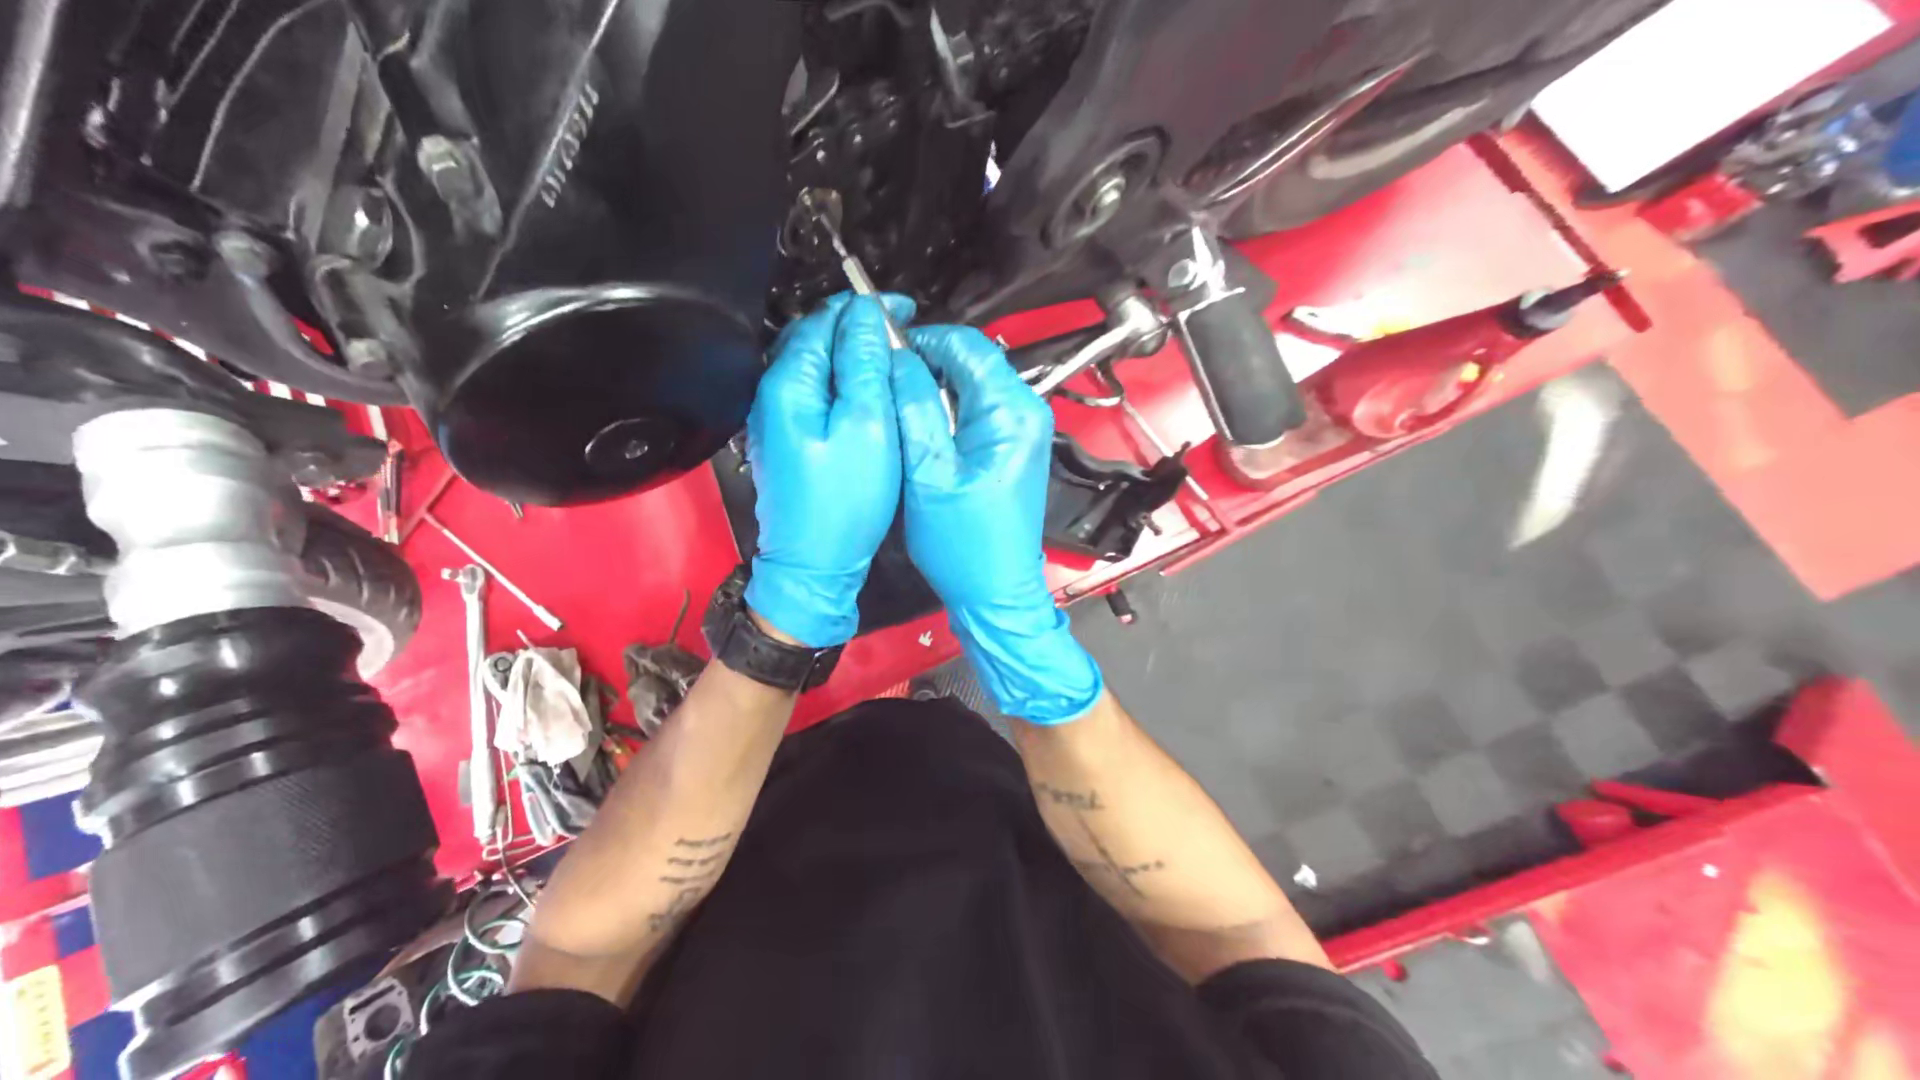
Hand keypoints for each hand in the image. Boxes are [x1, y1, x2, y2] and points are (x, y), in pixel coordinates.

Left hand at [743, 294, 913, 646]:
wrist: (813, 565)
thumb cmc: (842, 505)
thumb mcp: (867, 426)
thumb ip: (866, 365)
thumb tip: (866, 317)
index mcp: (788, 384)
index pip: (826, 320)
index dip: (867, 308)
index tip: (902, 309)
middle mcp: (773, 395)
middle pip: (817, 338)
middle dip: (859, 327)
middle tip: (901, 331)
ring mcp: (778, 419)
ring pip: (818, 367)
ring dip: (853, 356)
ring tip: (890, 358)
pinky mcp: (789, 441)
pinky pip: (817, 395)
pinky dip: (844, 385)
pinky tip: (869, 394)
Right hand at [890, 326, 1102, 723]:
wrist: (995, 592)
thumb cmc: (966, 546)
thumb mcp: (928, 473)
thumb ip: (913, 408)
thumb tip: (896, 360)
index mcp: (1010, 411)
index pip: (965, 344)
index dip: (920, 340)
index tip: (882, 352)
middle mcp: (1023, 413)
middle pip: (968, 362)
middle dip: (922, 365)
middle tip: (882, 384)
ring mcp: (1018, 431)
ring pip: (966, 386)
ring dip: (929, 390)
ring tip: (894, 408)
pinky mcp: (1007, 449)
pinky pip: (970, 413)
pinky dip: (941, 413)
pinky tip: (917, 432)